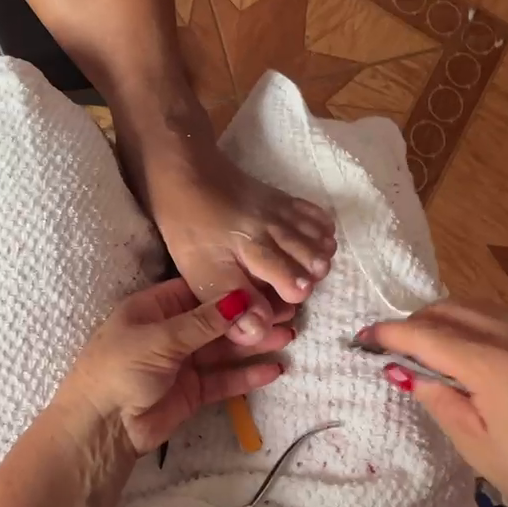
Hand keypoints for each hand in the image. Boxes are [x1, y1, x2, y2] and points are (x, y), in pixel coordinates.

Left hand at [56, 278, 292, 454]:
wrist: (101, 428)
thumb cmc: (120, 369)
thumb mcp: (159, 338)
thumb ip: (202, 321)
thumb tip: (241, 298)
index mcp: (152, 309)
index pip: (197, 290)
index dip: (231, 289)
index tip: (266, 285)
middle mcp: (168, 332)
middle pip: (215, 321)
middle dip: (250, 317)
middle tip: (289, 311)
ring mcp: (181, 363)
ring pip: (223, 350)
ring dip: (254, 344)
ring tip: (289, 337)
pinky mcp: (190, 392)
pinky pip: (223, 380)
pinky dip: (247, 375)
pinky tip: (274, 369)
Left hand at [129, 132, 334, 346]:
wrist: (185, 175)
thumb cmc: (188, 229)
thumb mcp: (199, 271)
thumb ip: (230, 301)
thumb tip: (260, 331)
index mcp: (255, 249)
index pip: (296, 281)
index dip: (294, 296)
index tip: (285, 300)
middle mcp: (277, 230)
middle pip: (315, 261)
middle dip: (310, 279)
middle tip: (293, 285)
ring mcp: (284, 212)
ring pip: (320, 239)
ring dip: (318, 258)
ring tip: (305, 268)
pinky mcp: (284, 199)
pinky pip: (318, 216)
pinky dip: (321, 233)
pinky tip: (312, 244)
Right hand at [359, 302, 507, 506]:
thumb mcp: (477, 447)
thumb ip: (438, 399)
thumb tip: (405, 370)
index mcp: (494, 365)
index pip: (426, 335)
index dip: (389, 334)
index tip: (361, 339)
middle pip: (450, 310)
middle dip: (415, 322)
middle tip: (392, 348)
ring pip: (479, 309)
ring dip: (445, 320)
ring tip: (427, 350)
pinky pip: (505, 321)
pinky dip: (476, 326)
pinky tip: (471, 354)